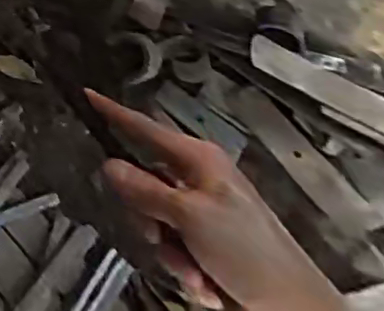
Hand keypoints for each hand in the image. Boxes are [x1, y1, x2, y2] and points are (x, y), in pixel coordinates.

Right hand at [87, 89, 343, 310]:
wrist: (296, 309)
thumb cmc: (250, 253)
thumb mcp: (190, 218)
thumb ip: (146, 191)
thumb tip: (110, 166)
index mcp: (197, 159)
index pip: (144, 127)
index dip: (114, 112)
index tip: (88, 94)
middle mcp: (198, 179)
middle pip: (145, 183)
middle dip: (150, 219)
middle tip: (162, 238)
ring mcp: (203, 211)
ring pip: (157, 220)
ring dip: (171, 253)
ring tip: (197, 272)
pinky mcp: (208, 241)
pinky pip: (175, 246)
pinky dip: (186, 268)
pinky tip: (207, 283)